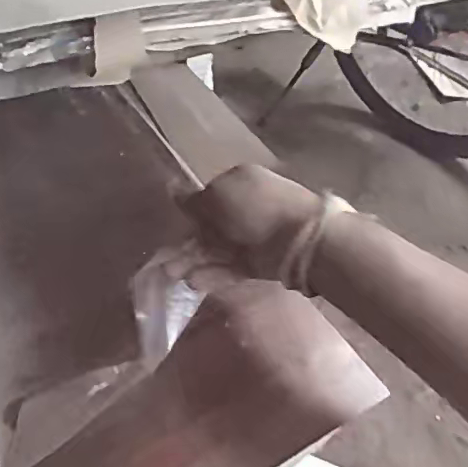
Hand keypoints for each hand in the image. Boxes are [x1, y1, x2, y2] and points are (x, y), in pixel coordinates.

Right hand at [181, 164, 322, 280]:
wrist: (303, 241)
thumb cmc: (257, 209)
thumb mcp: (218, 197)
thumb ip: (194, 200)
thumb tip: (172, 188)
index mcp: (238, 184)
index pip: (206, 199)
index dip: (188, 216)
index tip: (171, 231)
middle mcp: (245, 209)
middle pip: (208, 229)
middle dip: (185, 246)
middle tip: (164, 263)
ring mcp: (252, 238)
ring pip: (215, 251)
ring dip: (193, 262)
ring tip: (173, 275)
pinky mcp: (258, 264)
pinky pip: (230, 268)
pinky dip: (212, 274)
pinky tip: (194, 282)